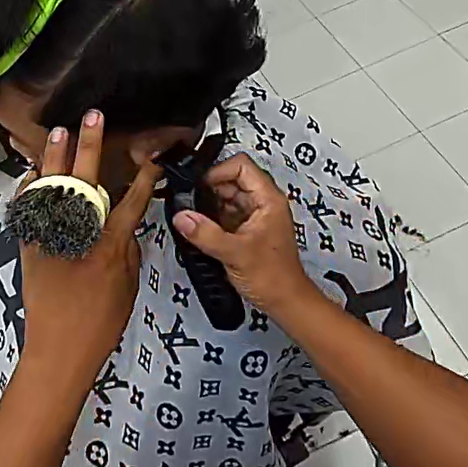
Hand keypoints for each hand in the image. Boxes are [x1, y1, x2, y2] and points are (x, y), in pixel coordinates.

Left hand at [18, 111, 159, 390]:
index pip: (133, 200)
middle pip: (86, 180)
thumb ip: (128, 250)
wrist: (59, 350)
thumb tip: (125, 227)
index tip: (151, 159)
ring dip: (56, 157)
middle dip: (90, 145)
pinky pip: (30, 209)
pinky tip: (35, 172)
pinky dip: (32, 188)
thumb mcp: (128, 285)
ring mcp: (51, 238)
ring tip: (60, 132)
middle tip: (92, 119)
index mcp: (112, 245)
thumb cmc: (99, 323)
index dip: (144, 177)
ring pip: (53, 188)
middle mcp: (80, 234)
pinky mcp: (31, 246)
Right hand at [169, 154, 317, 316]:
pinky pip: (225, 214)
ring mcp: (254, 216)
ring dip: (208, 205)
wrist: (285, 300)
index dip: (218, 171)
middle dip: (209, 189)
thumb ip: (206, 234)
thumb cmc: (274, 276)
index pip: (241, 166)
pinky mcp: (246, 230)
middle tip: (190, 203)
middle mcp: (263, 203)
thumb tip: (182, 217)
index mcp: (268, 199)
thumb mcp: (235, 253)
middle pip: (231, 180)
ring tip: (192, 217)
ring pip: (227, 197)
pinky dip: (211, 218)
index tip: (200, 185)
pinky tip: (199, 229)